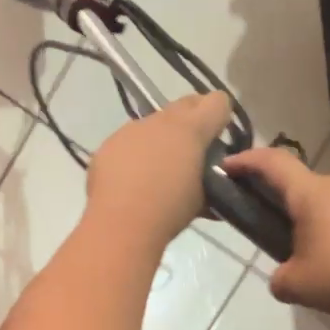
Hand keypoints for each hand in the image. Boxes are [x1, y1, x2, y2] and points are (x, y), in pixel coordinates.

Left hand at [84, 92, 234, 248]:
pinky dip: (134, 154)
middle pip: (185, 105)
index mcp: (191, 129)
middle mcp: (162, 120)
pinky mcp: (109, 144)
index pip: (218, 102)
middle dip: (191, 123)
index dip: (220, 118)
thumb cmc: (169, 213)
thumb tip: (210, 175)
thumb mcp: (201, 197)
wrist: (121, 227)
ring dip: (160, 139)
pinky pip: (128, 141)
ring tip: (154, 172)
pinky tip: (129, 181)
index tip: (215, 139)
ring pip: (154, 123)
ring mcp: (132, 129)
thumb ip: (208, 175)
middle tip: (188, 153)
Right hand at [222, 147, 329, 317]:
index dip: (246, 162)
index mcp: (310, 194)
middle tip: (272, 237)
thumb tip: (285, 274)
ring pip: (328, 208)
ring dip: (314, 228)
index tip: (227, 165)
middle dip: (282, 208)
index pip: (272, 164)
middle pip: (301, 189)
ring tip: (312, 265)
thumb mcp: (295, 286)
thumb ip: (278, 277)